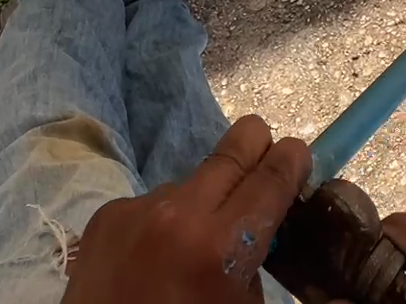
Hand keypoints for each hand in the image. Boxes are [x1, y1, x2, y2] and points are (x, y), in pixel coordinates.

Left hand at [60, 115, 310, 303]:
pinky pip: (155, 201)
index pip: (272, 176)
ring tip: (193, 245)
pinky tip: (155, 259)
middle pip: (236, 143)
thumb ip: (260, 263)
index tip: (299, 156)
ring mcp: (138, 208)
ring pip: (194, 179)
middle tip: (264, 169)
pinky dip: (166, 222)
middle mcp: (179, 213)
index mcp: (220, 248)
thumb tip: (269, 221)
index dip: (293, 159)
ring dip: (205, 200)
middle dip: (258, 149)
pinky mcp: (107, 215)